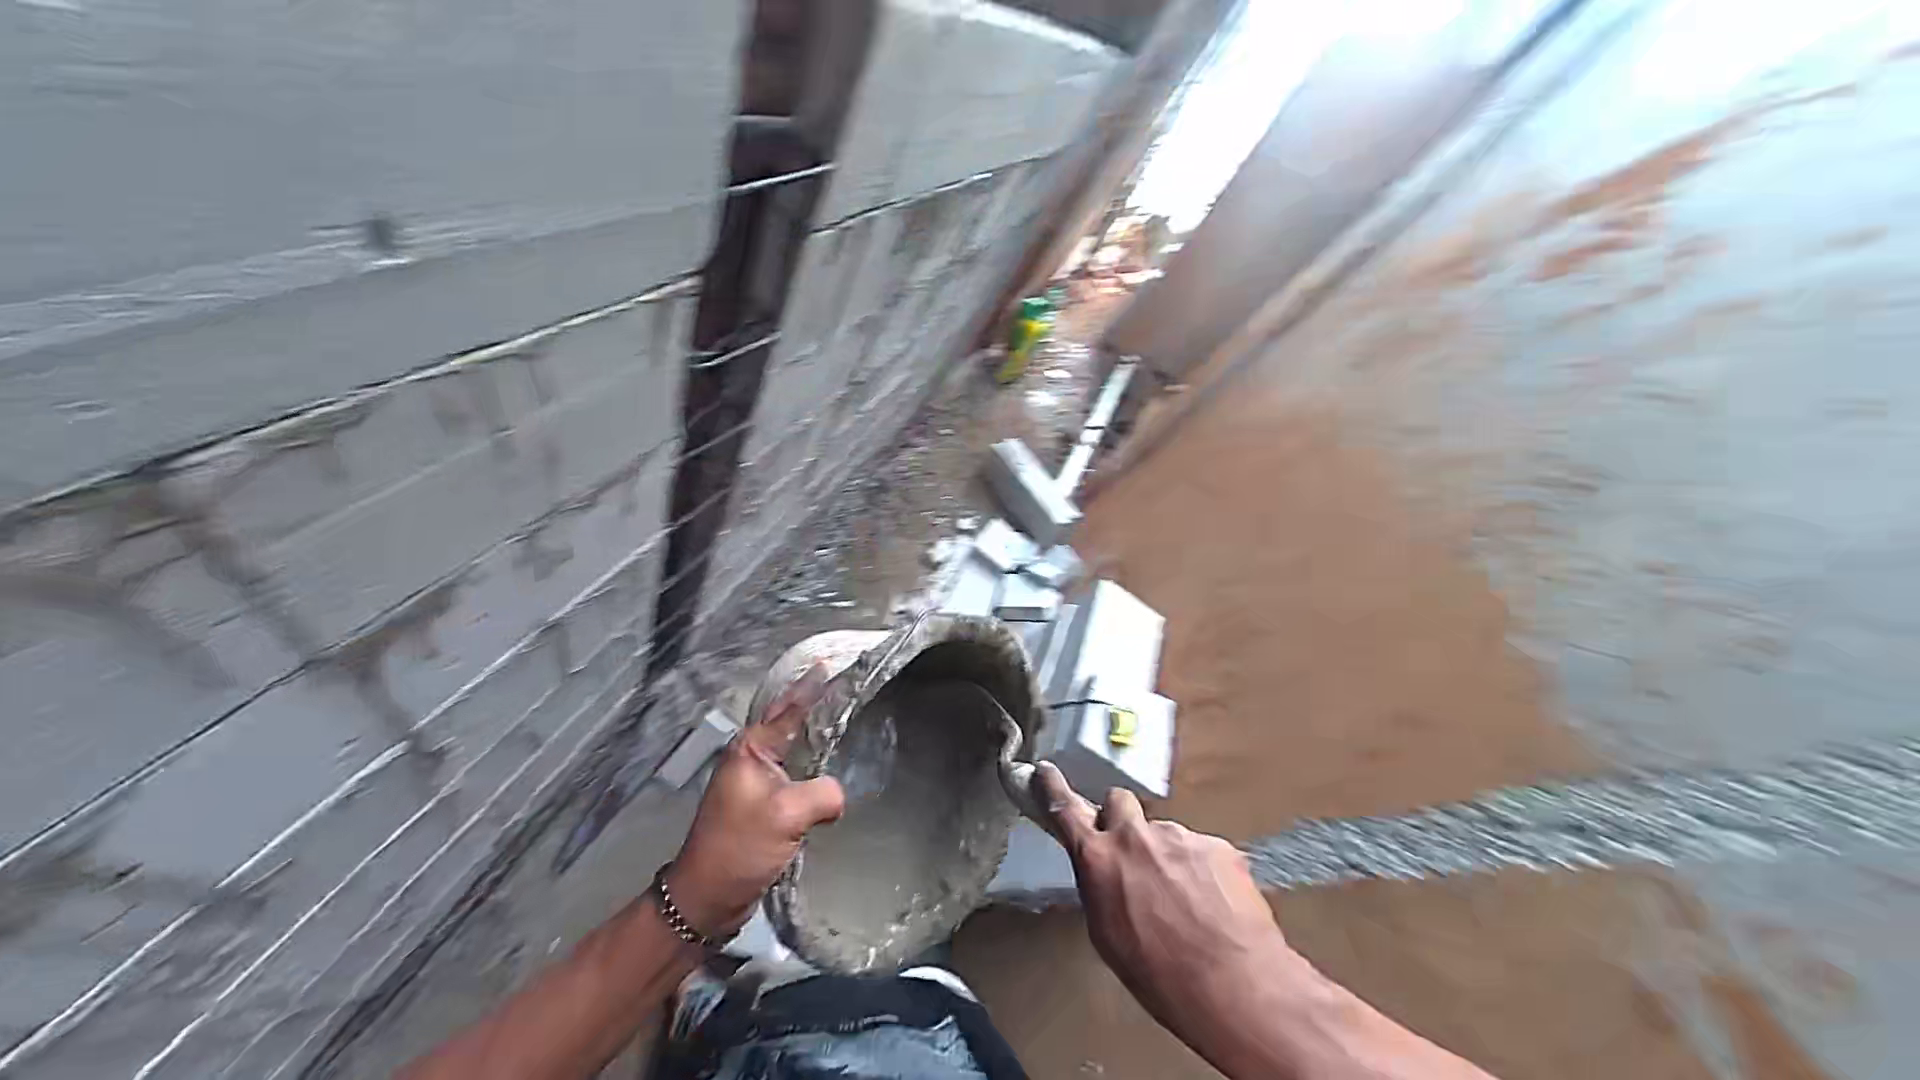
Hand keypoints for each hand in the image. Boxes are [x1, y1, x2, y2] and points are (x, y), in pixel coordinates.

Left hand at [665, 667, 845, 937]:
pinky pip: (795, 772)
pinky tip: (831, 764)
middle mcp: (751, 757)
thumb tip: (838, 793)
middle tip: (842, 684)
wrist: (707, 896)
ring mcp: (755, 780)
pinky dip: (812, 763)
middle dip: (812, 702)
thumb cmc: (741, 847)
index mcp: (751, 749)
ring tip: (843, 718)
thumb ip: (823, 793)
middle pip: (787, 720)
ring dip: (814, 733)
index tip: (828, 663)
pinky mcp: (763, 802)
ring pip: (792, 747)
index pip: (787, 708)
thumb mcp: (787, 815)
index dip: (810, 686)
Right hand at [1034, 764, 1308, 1047]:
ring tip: (1184, 901)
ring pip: (1162, 831)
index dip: (1052, 787)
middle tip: (1133, 853)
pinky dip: (1201, 870)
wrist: (1234, 989)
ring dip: (1166, 855)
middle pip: (1118, 802)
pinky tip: (1211, 905)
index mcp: (1098, 859)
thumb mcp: (1107, 936)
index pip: (1065, 808)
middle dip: (1121, 820)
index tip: (1045, 771)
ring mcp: (1177, 836)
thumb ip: (1097, 887)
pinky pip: (1200, 849)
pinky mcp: (1215, 845)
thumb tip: (1101, 874)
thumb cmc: (1165, 978)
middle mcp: (1134, 838)